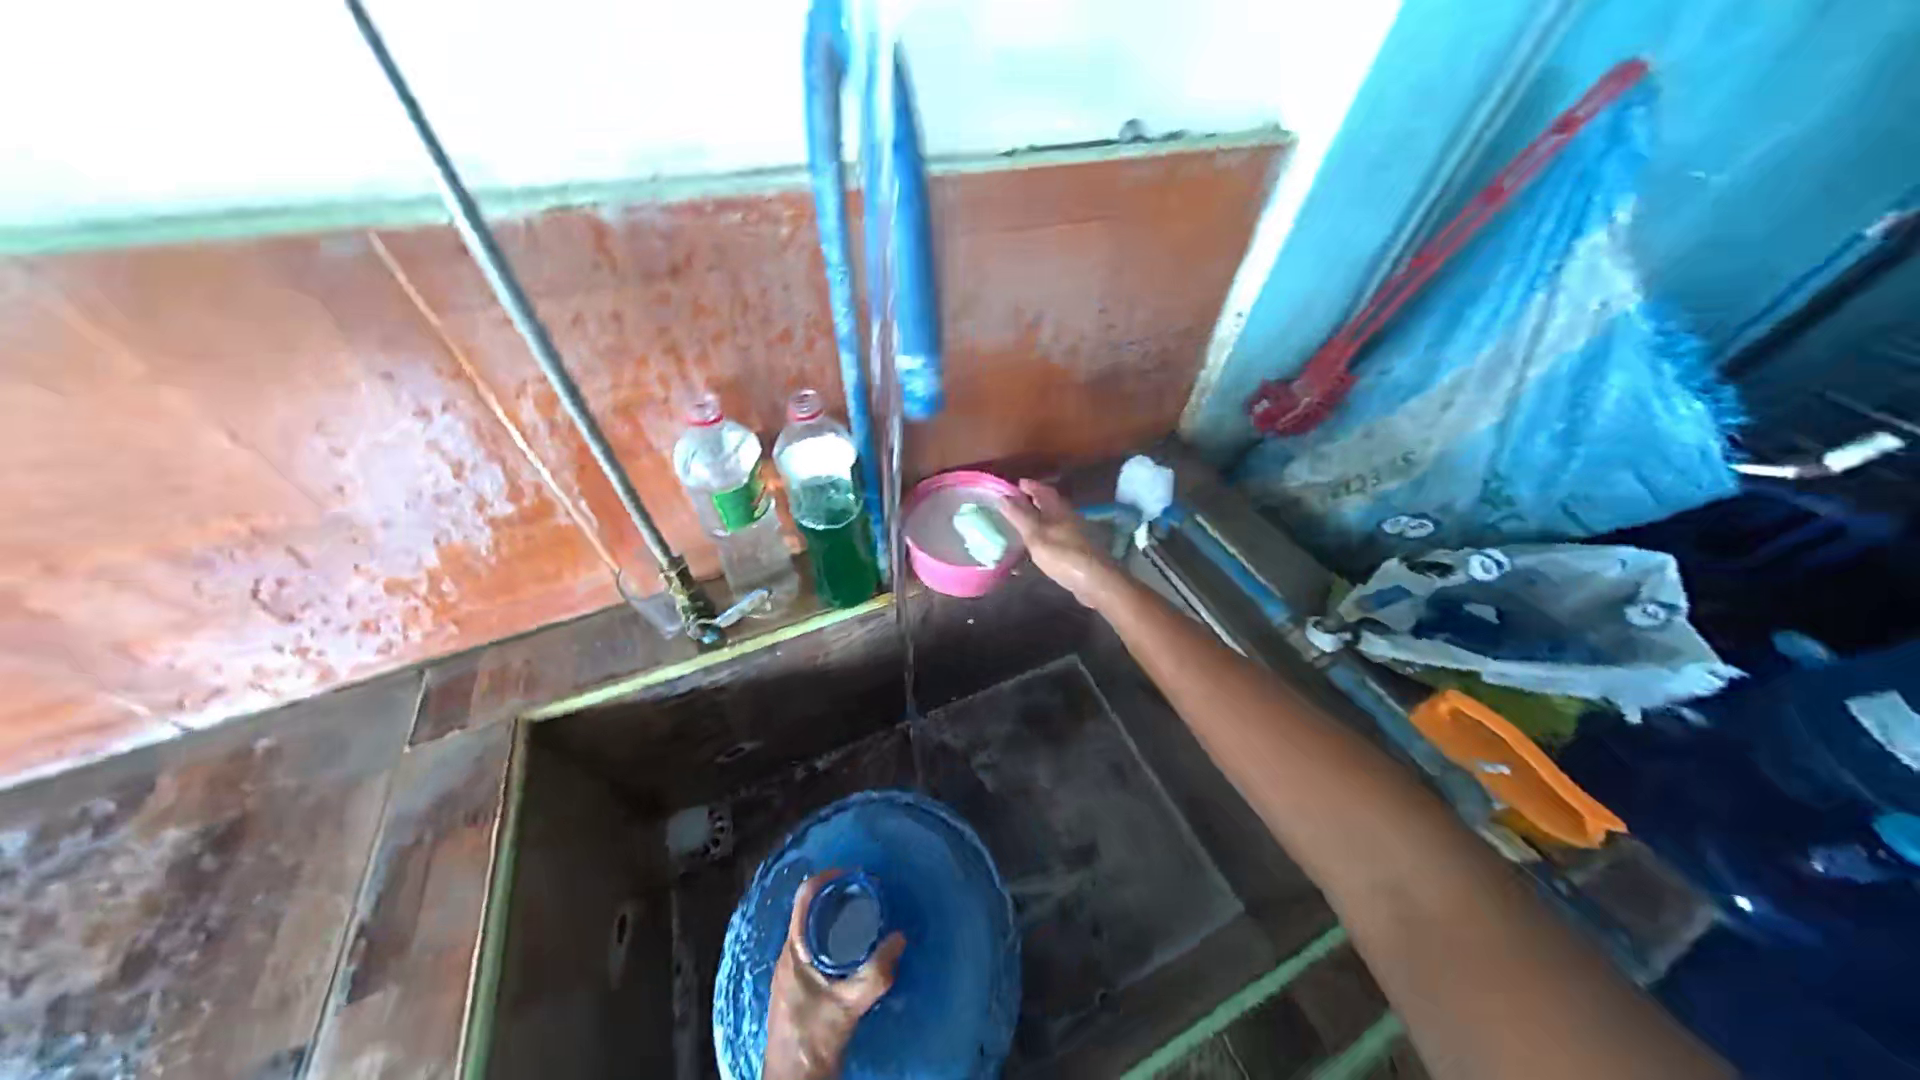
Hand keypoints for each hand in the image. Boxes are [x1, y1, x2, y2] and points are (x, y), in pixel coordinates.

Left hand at [763, 871, 906, 1079]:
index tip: (856, 875)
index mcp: (794, 950)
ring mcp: (794, 971)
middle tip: (870, 894)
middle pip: (813, 910)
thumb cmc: (813, 1039)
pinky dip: (839, 939)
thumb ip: (876, 973)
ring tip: (869, 917)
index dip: (828, 878)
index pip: (806, 897)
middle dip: (840, 897)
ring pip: (816, 930)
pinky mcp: (802, 986)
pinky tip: (859, 950)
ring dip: (840, 919)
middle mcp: (791, 954)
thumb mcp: (848, 1005)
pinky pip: (820, 948)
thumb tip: (900, 938)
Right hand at [1001, 479, 1126, 608]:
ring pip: (1054, 519)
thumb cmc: (1061, 554)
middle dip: (1034, 500)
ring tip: (1023, 523)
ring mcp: (1075, 532)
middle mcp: (1068, 515)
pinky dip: (1045, 534)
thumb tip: (1002, 496)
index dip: (1029, 485)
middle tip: (1016, 502)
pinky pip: (1057, 534)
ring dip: (1040, 517)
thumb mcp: (1034, 534)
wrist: (1094, 579)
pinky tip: (1038, 544)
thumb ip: (1018, 515)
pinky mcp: (1077, 548)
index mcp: (1057, 508)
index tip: (1016, 484)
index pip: (1042, 489)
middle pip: (1050, 502)